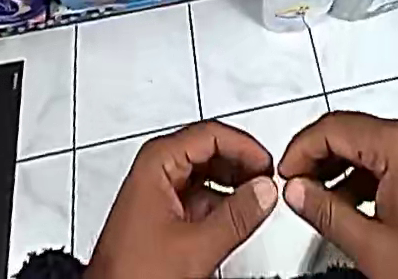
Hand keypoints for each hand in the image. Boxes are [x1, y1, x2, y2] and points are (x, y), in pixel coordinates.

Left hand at [85, 121, 279, 278]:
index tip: (266, 165)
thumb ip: (235, 217)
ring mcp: (158, 189)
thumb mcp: (193, 249)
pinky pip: (200, 195)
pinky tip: (236, 217)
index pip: (212, 134)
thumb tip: (265, 190)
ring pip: (207, 172)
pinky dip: (221, 202)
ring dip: (233, 184)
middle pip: (211, 149)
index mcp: (157, 160)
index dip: (244, 147)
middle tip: (266, 181)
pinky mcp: (162, 212)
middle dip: (241, 165)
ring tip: (255, 199)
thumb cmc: (130, 278)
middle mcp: (156, 167)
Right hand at [278, 112, 397, 278]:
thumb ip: (327, 212)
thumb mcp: (372, 247)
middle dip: (313, 156)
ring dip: (330, 168)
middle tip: (291, 186)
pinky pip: (373, 161)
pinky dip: (350, 179)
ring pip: (357, 145)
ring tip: (310, 200)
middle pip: (344, 130)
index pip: (333, 126)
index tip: (282, 175)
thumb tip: (296, 190)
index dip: (301, 148)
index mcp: (397, 144)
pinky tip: (338, 207)